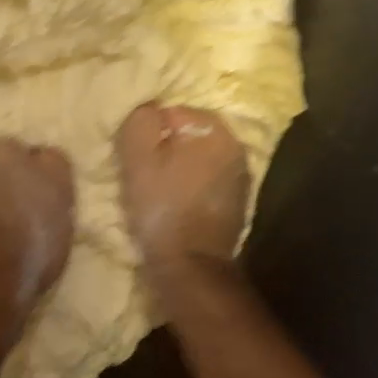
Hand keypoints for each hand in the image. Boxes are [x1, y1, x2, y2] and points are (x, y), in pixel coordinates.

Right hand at [114, 103, 250, 273]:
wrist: (191, 268)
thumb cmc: (163, 206)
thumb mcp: (138, 156)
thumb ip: (142, 119)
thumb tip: (150, 110)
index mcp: (214, 129)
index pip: (172, 113)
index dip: (150, 134)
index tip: (139, 158)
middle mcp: (235, 147)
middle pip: (188, 136)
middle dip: (167, 149)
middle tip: (147, 174)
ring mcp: (240, 177)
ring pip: (198, 159)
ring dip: (180, 169)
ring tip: (160, 192)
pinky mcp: (238, 204)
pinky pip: (207, 182)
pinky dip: (192, 189)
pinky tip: (177, 206)